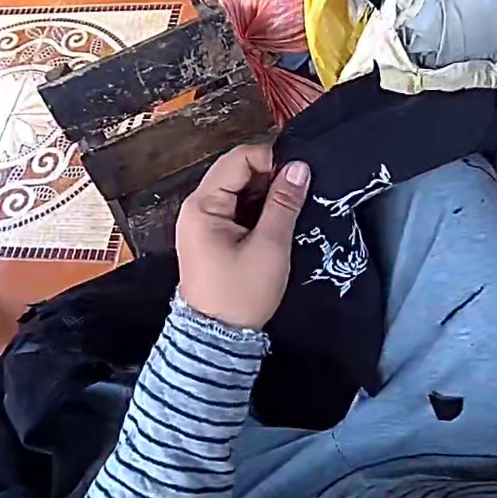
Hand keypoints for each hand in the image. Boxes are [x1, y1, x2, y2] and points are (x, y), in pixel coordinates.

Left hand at [176, 143, 310, 330]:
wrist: (218, 338)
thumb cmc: (241, 294)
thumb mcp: (270, 247)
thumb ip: (284, 203)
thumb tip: (299, 167)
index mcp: (203, 206)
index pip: (238, 159)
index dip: (270, 159)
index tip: (299, 175)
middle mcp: (197, 207)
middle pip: (236, 171)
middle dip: (270, 175)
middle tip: (299, 192)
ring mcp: (202, 221)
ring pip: (239, 189)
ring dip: (266, 192)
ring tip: (292, 206)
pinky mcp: (212, 235)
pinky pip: (237, 207)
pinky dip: (258, 208)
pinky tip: (278, 220)